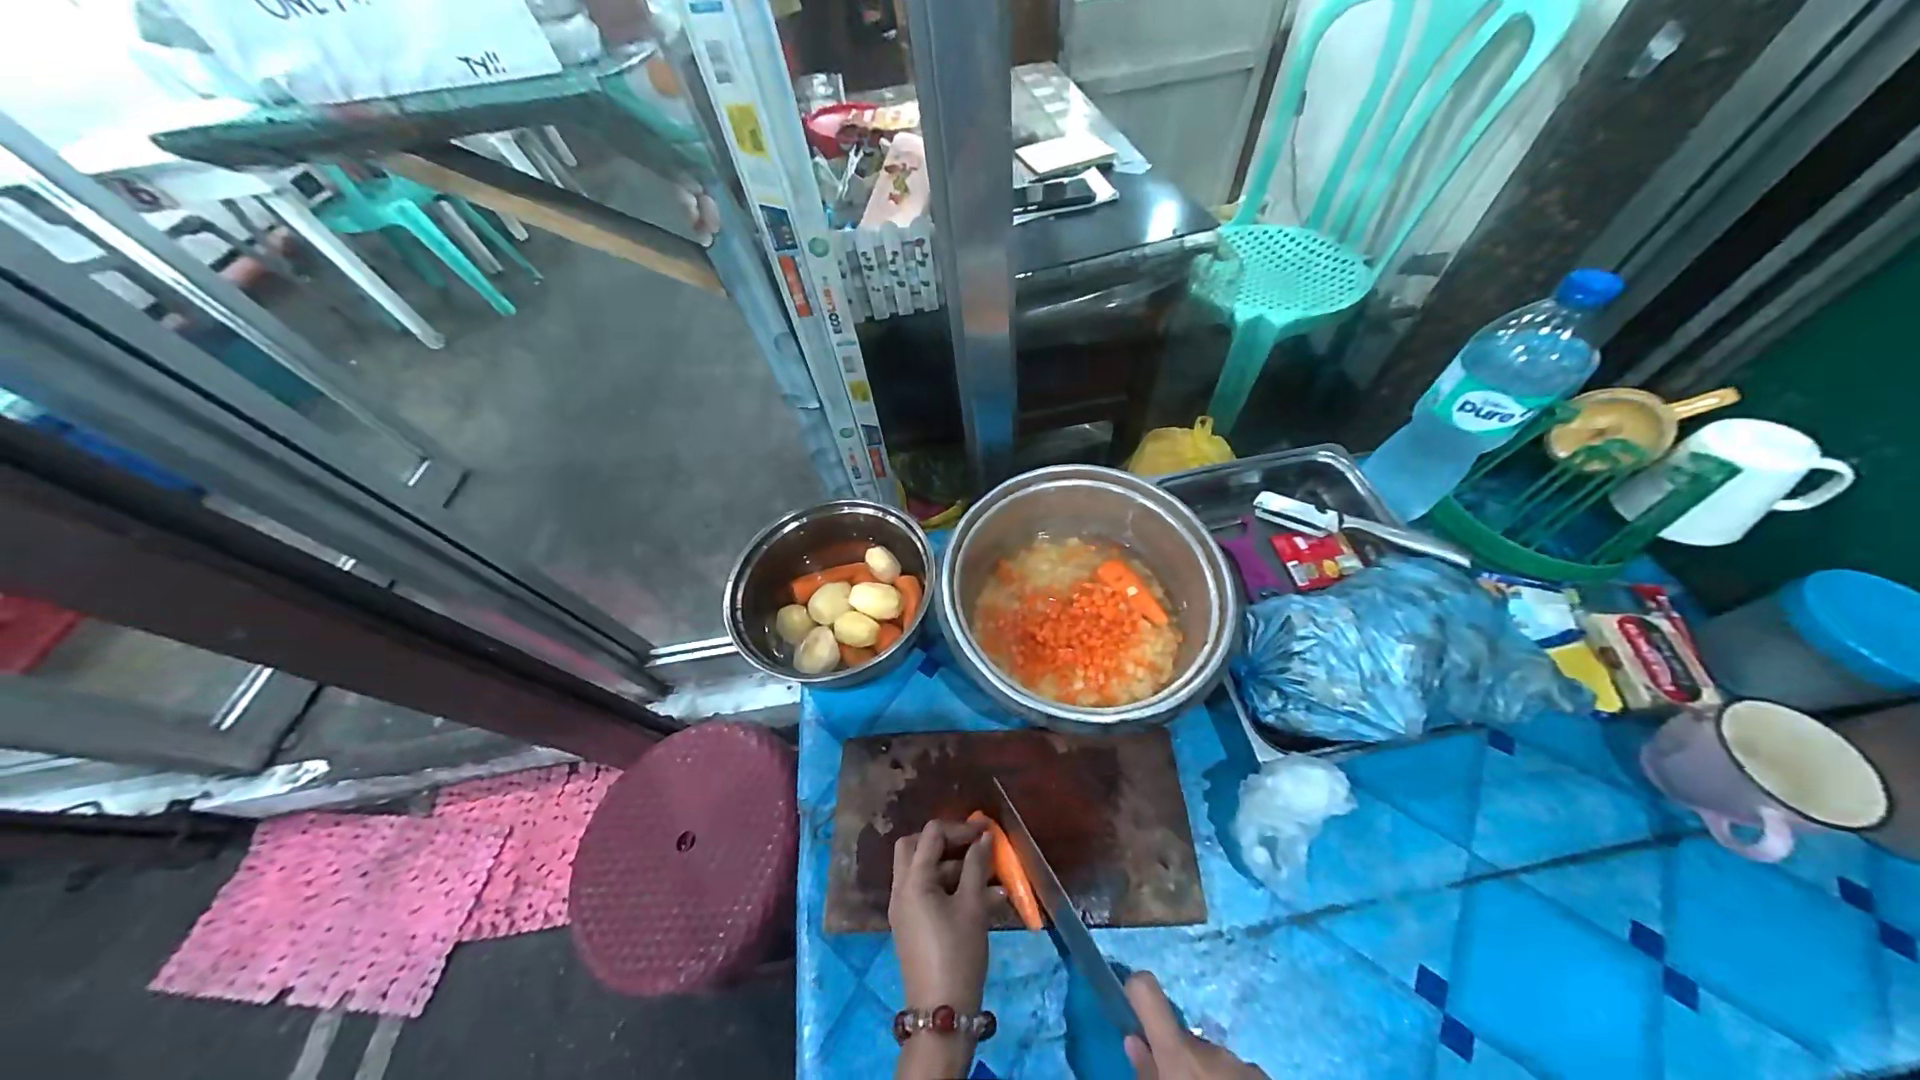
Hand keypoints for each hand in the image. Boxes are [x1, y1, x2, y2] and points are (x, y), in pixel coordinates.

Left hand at [888, 818, 992, 1010]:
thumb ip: (977, 866)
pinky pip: (926, 893)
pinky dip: (948, 887)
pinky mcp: (911, 925)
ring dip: (952, 867)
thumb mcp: (973, 906)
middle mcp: (901, 889)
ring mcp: (903, 909)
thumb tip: (984, 836)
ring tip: (989, 879)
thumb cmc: (958, 953)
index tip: (986, 832)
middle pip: (915, 847)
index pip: (931, 835)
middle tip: (973, 847)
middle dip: (945, 842)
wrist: (942, 1012)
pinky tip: (980, 898)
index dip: (959, 828)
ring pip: (922, 871)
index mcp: (912, 881)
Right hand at [1123, 971, 1268, 1079]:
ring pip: (1211, 1060)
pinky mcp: (1264, 1079)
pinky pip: (1236, 1075)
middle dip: (1177, 1061)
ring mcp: (1242, 1064)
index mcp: (1178, 1052)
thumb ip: (1146, 1075)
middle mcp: (1211, 1048)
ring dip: (1205, 1078)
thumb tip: (1135, 1042)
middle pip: (1182, 1038)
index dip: (1135, 993)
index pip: (1146, 989)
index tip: (1131, 1012)